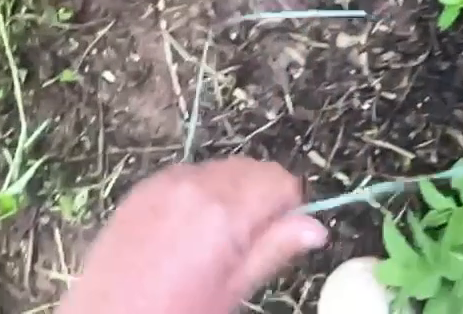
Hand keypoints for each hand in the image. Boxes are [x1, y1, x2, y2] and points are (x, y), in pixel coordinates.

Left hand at [59, 158, 328, 313]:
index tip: (278, 236)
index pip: (281, 181)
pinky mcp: (144, 186)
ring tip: (212, 241)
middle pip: (254, 169)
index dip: (287, 207)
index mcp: (225, 211)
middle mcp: (199, 183)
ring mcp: (168, 180)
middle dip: (260, 198)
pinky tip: (185, 232)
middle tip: (245, 245)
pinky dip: (199, 193)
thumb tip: (318, 227)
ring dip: (232, 192)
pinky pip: (190, 175)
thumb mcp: (231, 293)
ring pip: (224, 169)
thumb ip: (274, 250)